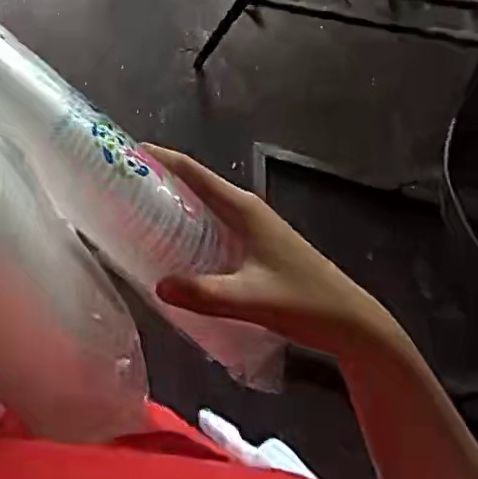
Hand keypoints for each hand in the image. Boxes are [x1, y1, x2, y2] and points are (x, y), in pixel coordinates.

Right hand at [146, 144, 400, 356]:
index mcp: (242, 207)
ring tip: (137, 208)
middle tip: (121, 183)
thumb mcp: (252, 299)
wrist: (356, 326)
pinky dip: (187, 218)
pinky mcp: (254, 240)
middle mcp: (244, 207)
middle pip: (194, 180)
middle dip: (158, 176)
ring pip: (202, 200)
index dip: (159, 157)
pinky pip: (211, 218)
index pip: (192, 170)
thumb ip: (205, 294)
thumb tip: (158, 286)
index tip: (126, 152)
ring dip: (172, 197)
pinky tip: (172, 239)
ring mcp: (251, 223)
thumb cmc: (306, 303)